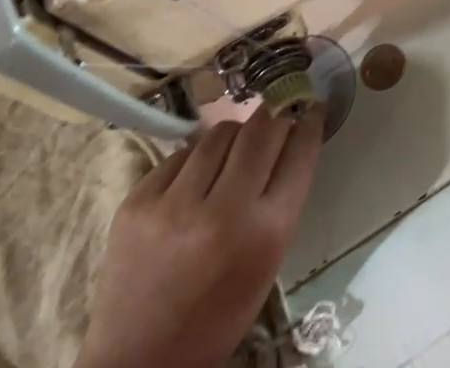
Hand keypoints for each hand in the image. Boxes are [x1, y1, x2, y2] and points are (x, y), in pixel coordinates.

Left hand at [77, 105, 324, 367]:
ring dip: (236, 133)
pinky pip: (179, 156)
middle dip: (276, 113)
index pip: (298, 155)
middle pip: (260, 133)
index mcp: (265, 233)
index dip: (310, 123)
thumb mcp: (267, 262)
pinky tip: (197, 176)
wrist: (141, 358)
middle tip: (281, 107)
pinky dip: (195, 158)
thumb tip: (289, 143)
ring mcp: (173, 205)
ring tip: (237, 145)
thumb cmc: (219, 315)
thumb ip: (279, 202)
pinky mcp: (136, 203)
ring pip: (218, 135)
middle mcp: (222, 212)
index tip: (313, 107)